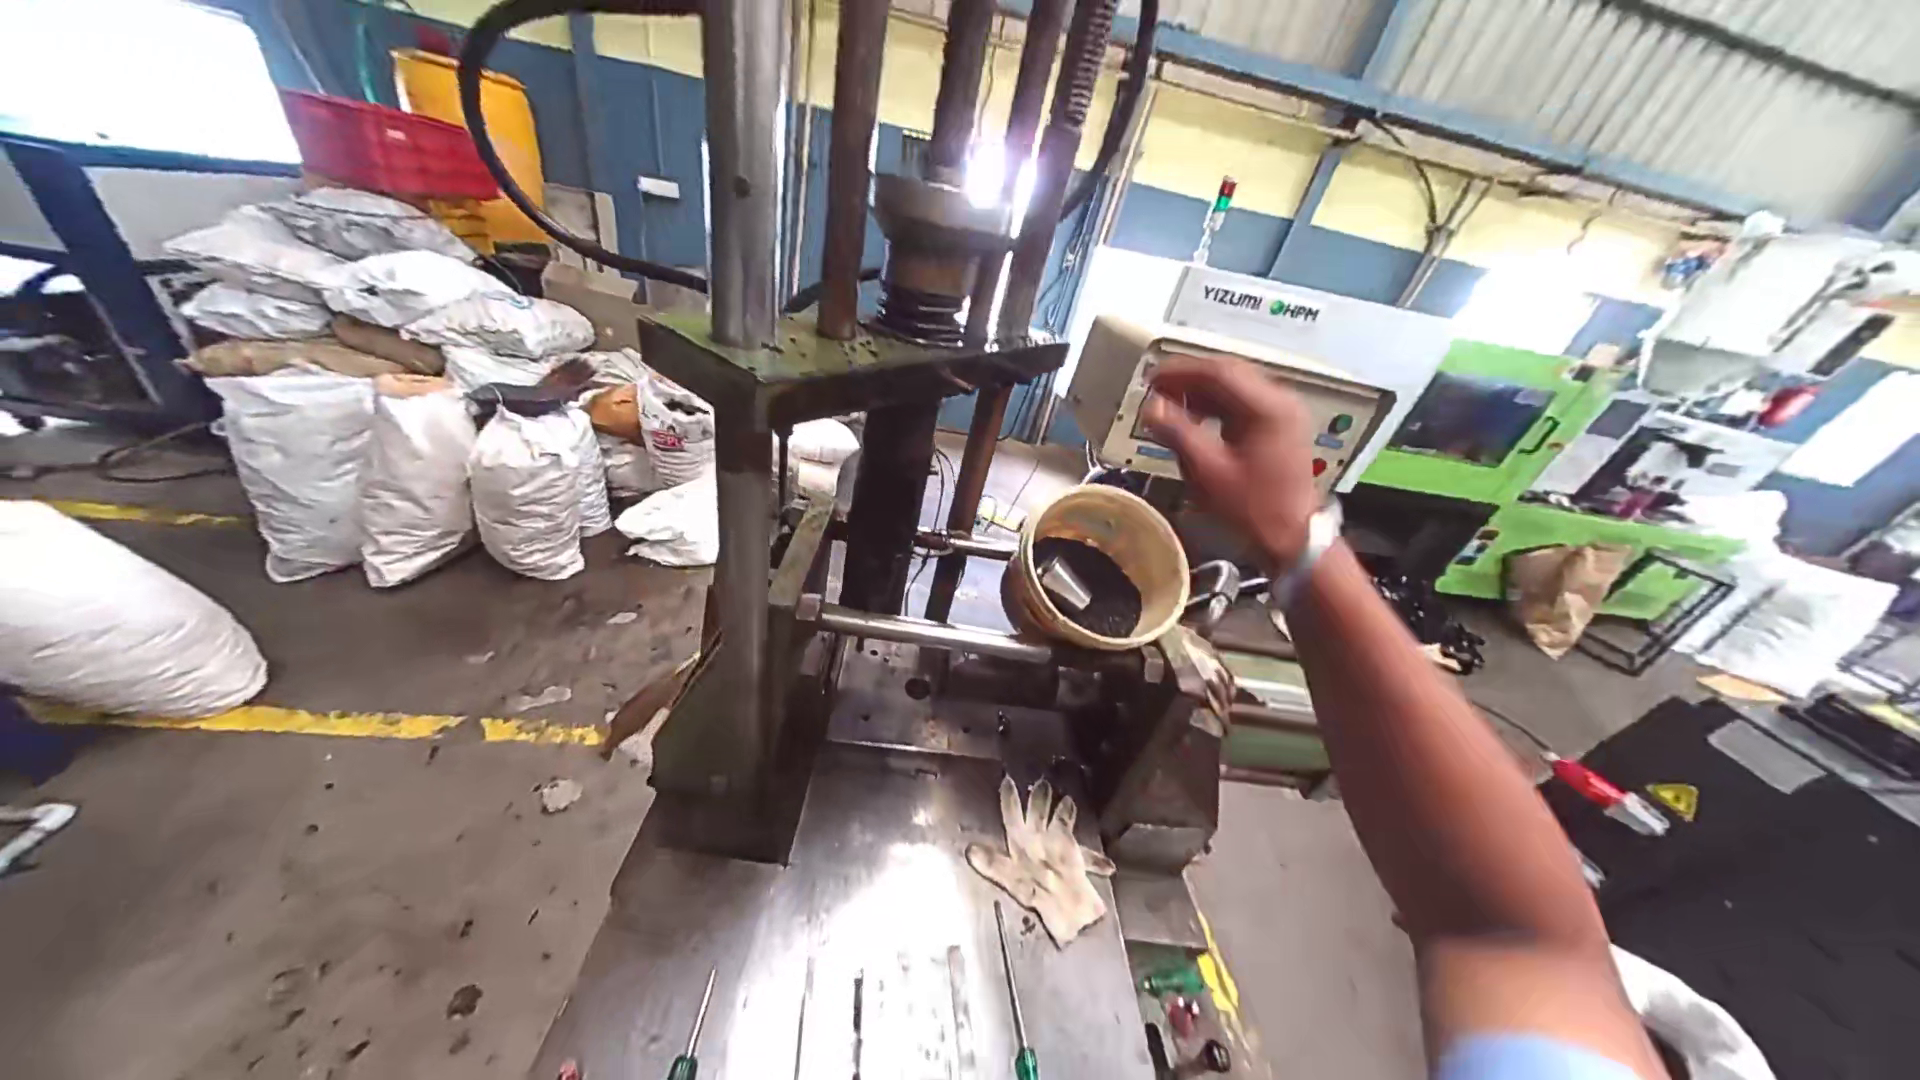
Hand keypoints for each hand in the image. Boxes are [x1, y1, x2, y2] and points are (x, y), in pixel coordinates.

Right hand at [1142, 353, 1319, 564]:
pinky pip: (1242, 402)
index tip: (1152, 377)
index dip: (1181, 371)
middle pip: (1229, 373)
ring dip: (1201, 390)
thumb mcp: (1208, 471)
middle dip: (1190, 377)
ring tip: (1170, 402)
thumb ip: (1177, 433)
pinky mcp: (1278, 426)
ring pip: (1236, 386)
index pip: (1219, 372)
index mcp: (1267, 408)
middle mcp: (1280, 402)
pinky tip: (1194, 416)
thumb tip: (1151, 409)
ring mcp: (1282, 413)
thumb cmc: (1252, 507)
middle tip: (1157, 387)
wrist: (1291, 535)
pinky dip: (1215, 404)